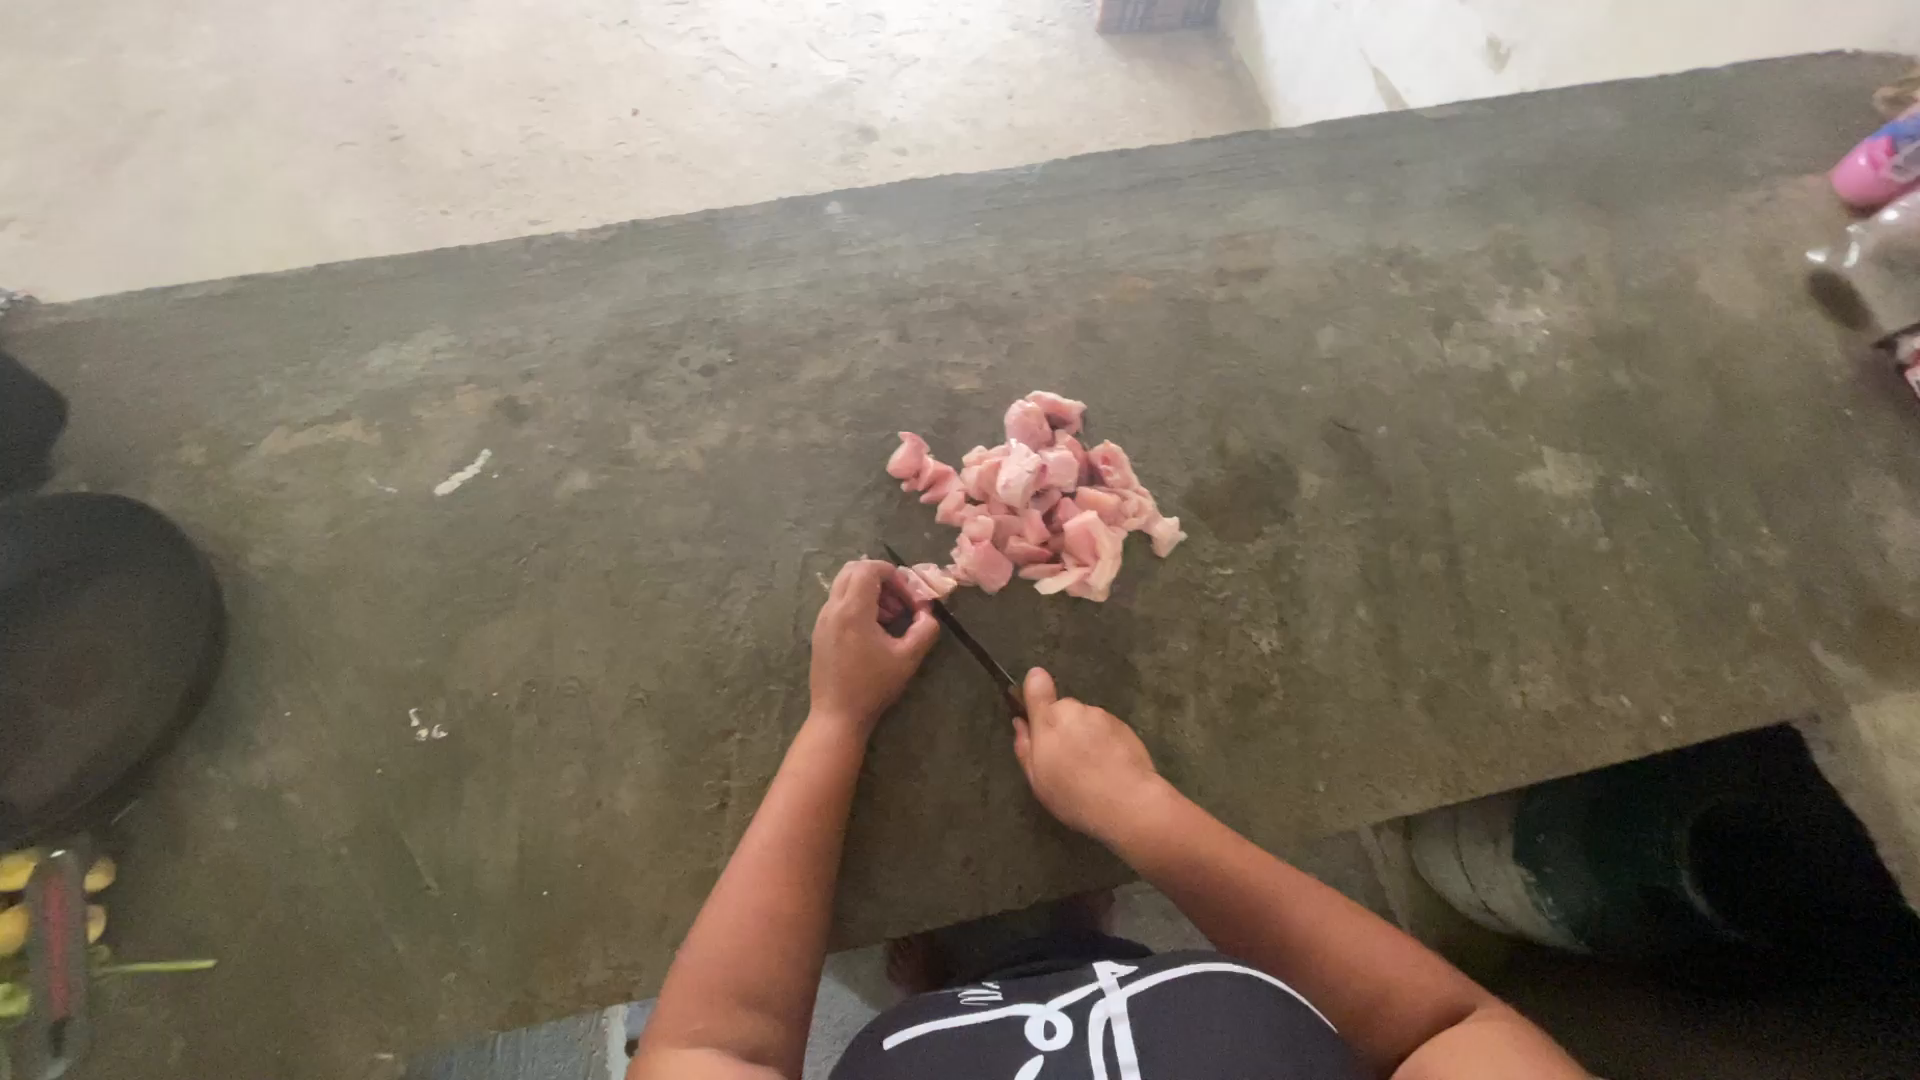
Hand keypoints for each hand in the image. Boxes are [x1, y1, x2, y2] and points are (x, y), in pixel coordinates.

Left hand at [809, 559, 939, 735]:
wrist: (837, 715)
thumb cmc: (873, 686)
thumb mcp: (908, 658)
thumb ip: (925, 630)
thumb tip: (927, 614)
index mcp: (852, 610)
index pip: (868, 568)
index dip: (893, 574)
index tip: (908, 596)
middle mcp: (832, 608)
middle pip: (853, 569)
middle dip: (880, 578)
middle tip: (899, 601)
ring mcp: (822, 619)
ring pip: (844, 585)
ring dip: (869, 591)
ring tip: (889, 618)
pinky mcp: (819, 632)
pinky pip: (838, 602)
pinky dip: (857, 604)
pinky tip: (872, 631)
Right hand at [1011, 668, 1168, 842]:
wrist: (1128, 802)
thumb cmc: (1074, 795)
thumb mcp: (1038, 780)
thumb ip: (1025, 746)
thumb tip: (1020, 722)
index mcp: (1048, 720)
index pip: (1036, 686)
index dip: (1035, 687)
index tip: (1036, 700)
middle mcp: (1074, 710)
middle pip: (1063, 710)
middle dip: (1063, 727)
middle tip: (1067, 759)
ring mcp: (1101, 716)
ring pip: (1086, 720)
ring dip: (1085, 735)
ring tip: (1092, 767)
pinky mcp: (1124, 725)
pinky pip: (1106, 728)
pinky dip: (1105, 741)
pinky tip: (1109, 766)